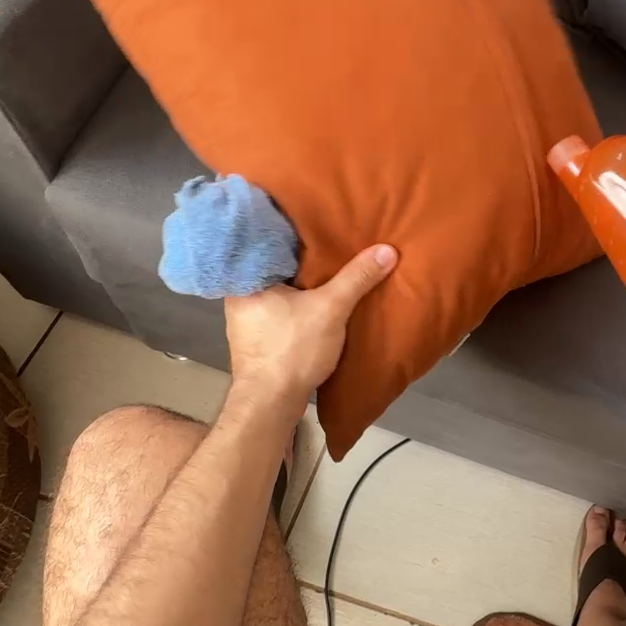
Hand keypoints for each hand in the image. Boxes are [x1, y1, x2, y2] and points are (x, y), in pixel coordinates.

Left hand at [223, 244, 396, 405]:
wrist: (271, 404)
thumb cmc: (292, 349)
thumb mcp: (331, 309)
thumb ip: (357, 278)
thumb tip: (387, 249)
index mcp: (244, 281)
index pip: (264, 244)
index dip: (290, 232)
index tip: (311, 222)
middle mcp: (238, 297)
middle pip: (274, 268)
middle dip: (298, 261)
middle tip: (325, 242)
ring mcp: (245, 322)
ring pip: (277, 292)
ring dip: (298, 286)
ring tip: (325, 269)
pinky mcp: (257, 342)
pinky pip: (280, 311)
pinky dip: (297, 306)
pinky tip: (316, 303)